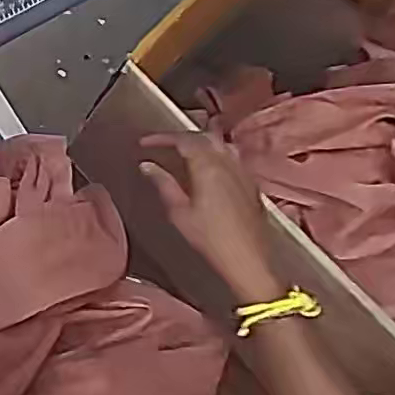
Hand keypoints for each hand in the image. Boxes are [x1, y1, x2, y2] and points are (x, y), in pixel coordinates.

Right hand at [139, 132, 281, 293]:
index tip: (144, 142)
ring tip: (183, 151)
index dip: (162, 138)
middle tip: (161, 145)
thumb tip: (148, 166)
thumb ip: (163, 183)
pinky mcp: (250, 182)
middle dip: (180, 137)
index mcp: (208, 166)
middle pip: (203, 136)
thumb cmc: (209, 238)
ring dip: (199, 141)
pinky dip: (214, 152)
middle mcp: (228, 162)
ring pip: (220, 143)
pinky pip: (231, 155)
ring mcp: (242, 171)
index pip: (183, 140)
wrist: (247, 258)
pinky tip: (207, 166)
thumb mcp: (178, 211)